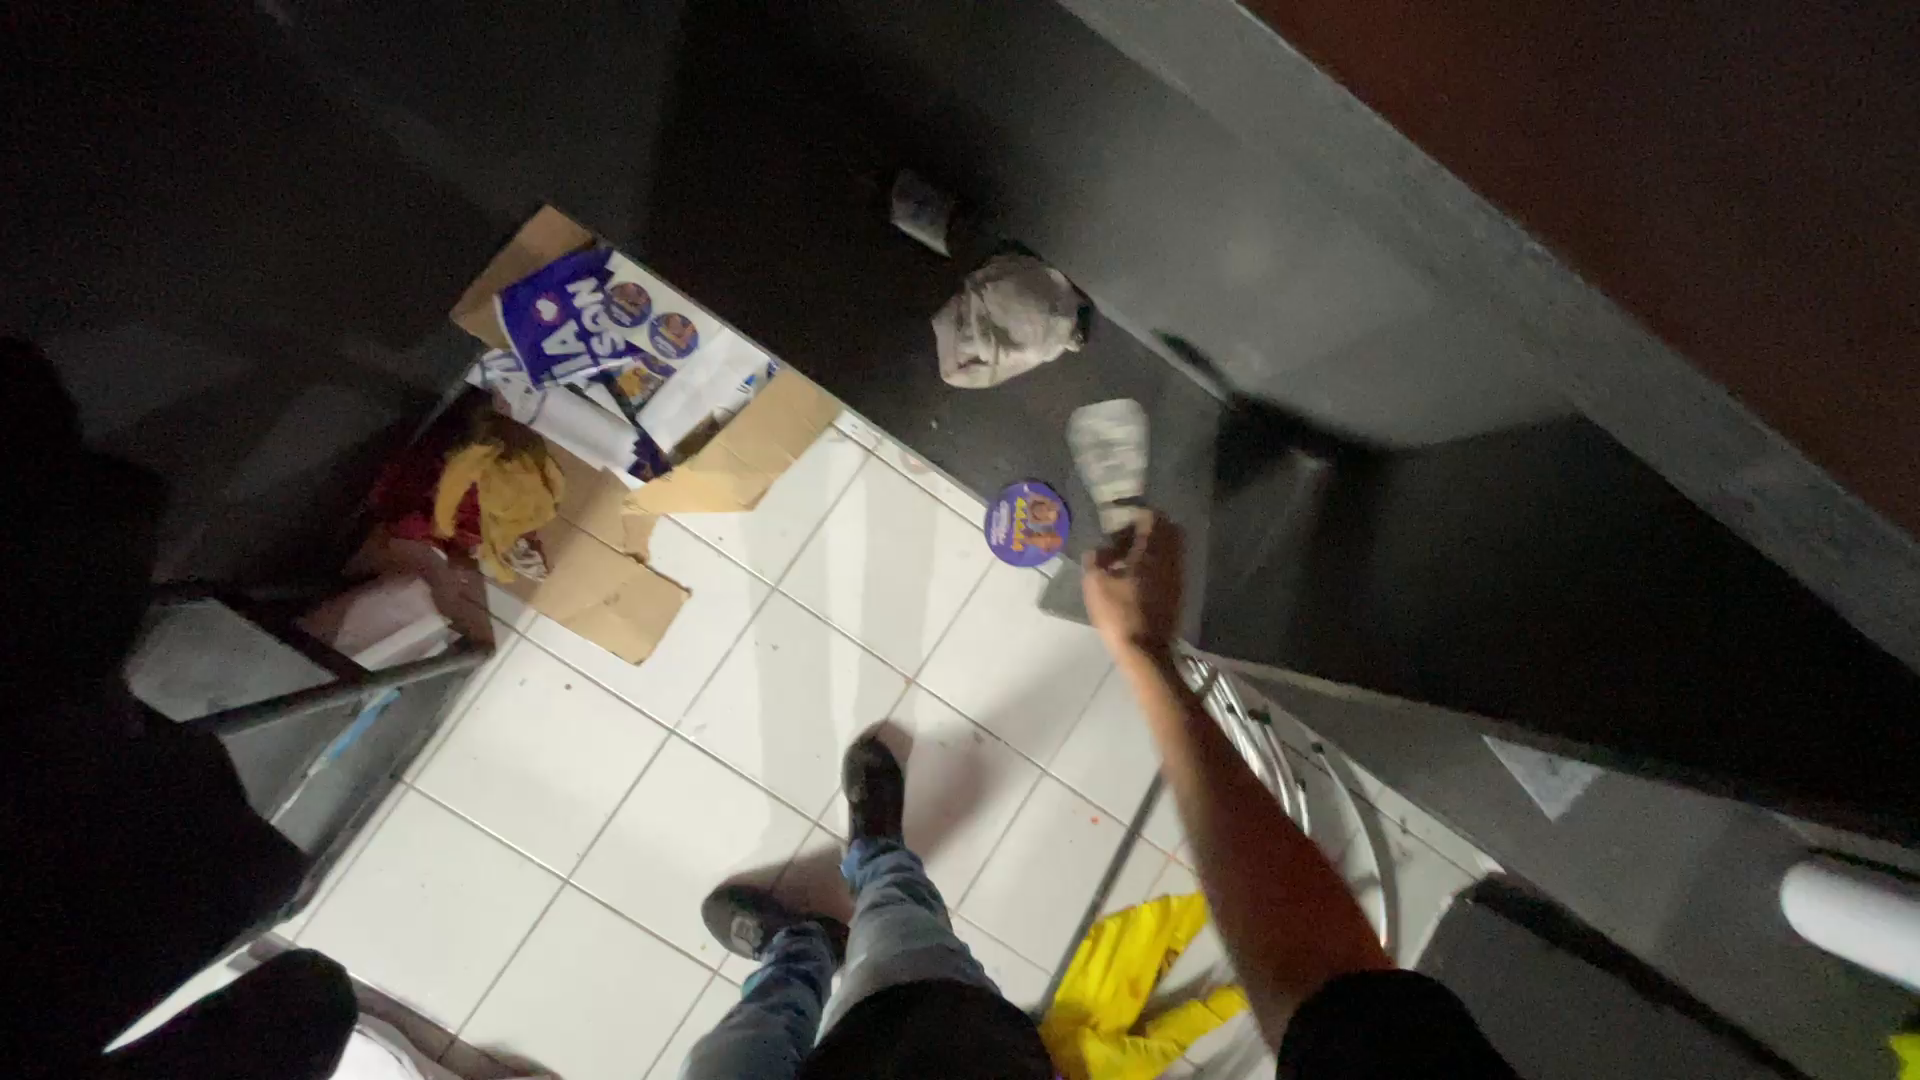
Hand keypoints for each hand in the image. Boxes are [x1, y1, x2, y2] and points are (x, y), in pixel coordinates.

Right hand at [1082, 511, 1184, 660]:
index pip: (1152, 518)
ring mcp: (1177, 576)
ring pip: (1171, 549)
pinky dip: (1158, 564)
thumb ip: (1094, 560)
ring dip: (1154, 547)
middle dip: (1150, 529)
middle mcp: (1170, 559)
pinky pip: (1171, 566)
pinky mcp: (1178, 592)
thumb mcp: (1095, 584)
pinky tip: (1139, 576)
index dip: (1136, 515)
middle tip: (1128, 537)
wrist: (1145, 650)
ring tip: (1131, 557)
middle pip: (1168, 531)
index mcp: (1151, 552)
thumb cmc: (1118, 613)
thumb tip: (1096, 550)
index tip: (1120, 522)